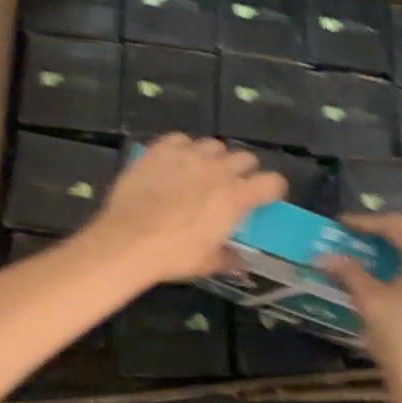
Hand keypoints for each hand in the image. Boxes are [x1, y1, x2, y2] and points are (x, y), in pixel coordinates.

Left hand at [88, 135, 286, 281]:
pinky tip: (175, 162)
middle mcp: (218, 170)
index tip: (267, 197)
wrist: (128, 240)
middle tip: (231, 187)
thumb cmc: (173, 255)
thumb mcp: (206, 263)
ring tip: (202, 172)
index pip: (273, 182)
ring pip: (214, 145)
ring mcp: (188, 156)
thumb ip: (228, 258)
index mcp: (236, 197)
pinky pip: (180, 139)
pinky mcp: (161, 150)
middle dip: (243, 171)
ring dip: (214, 158)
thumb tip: (241, 261)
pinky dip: (183, 149)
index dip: (273, 189)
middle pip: (245, 158)